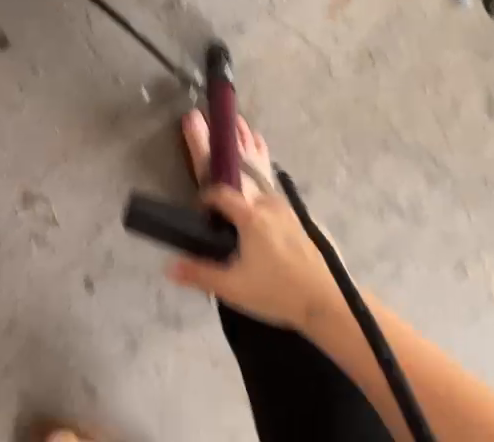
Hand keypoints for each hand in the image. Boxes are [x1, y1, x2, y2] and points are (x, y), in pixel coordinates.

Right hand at [166, 185, 345, 333]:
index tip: (200, 214)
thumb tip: (169, 266)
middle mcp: (271, 207)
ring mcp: (291, 215)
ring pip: (264, 201)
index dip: (206, 199)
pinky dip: (269, 218)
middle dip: (230, 206)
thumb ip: (199, 273)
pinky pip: (280, 212)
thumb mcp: (231, 287)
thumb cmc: (274, 291)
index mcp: (250, 215)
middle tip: (222, 228)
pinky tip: (269, 243)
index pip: (222, 193)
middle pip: (244, 195)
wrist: (325, 301)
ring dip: (251, 209)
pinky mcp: (305, 226)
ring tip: (244, 235)